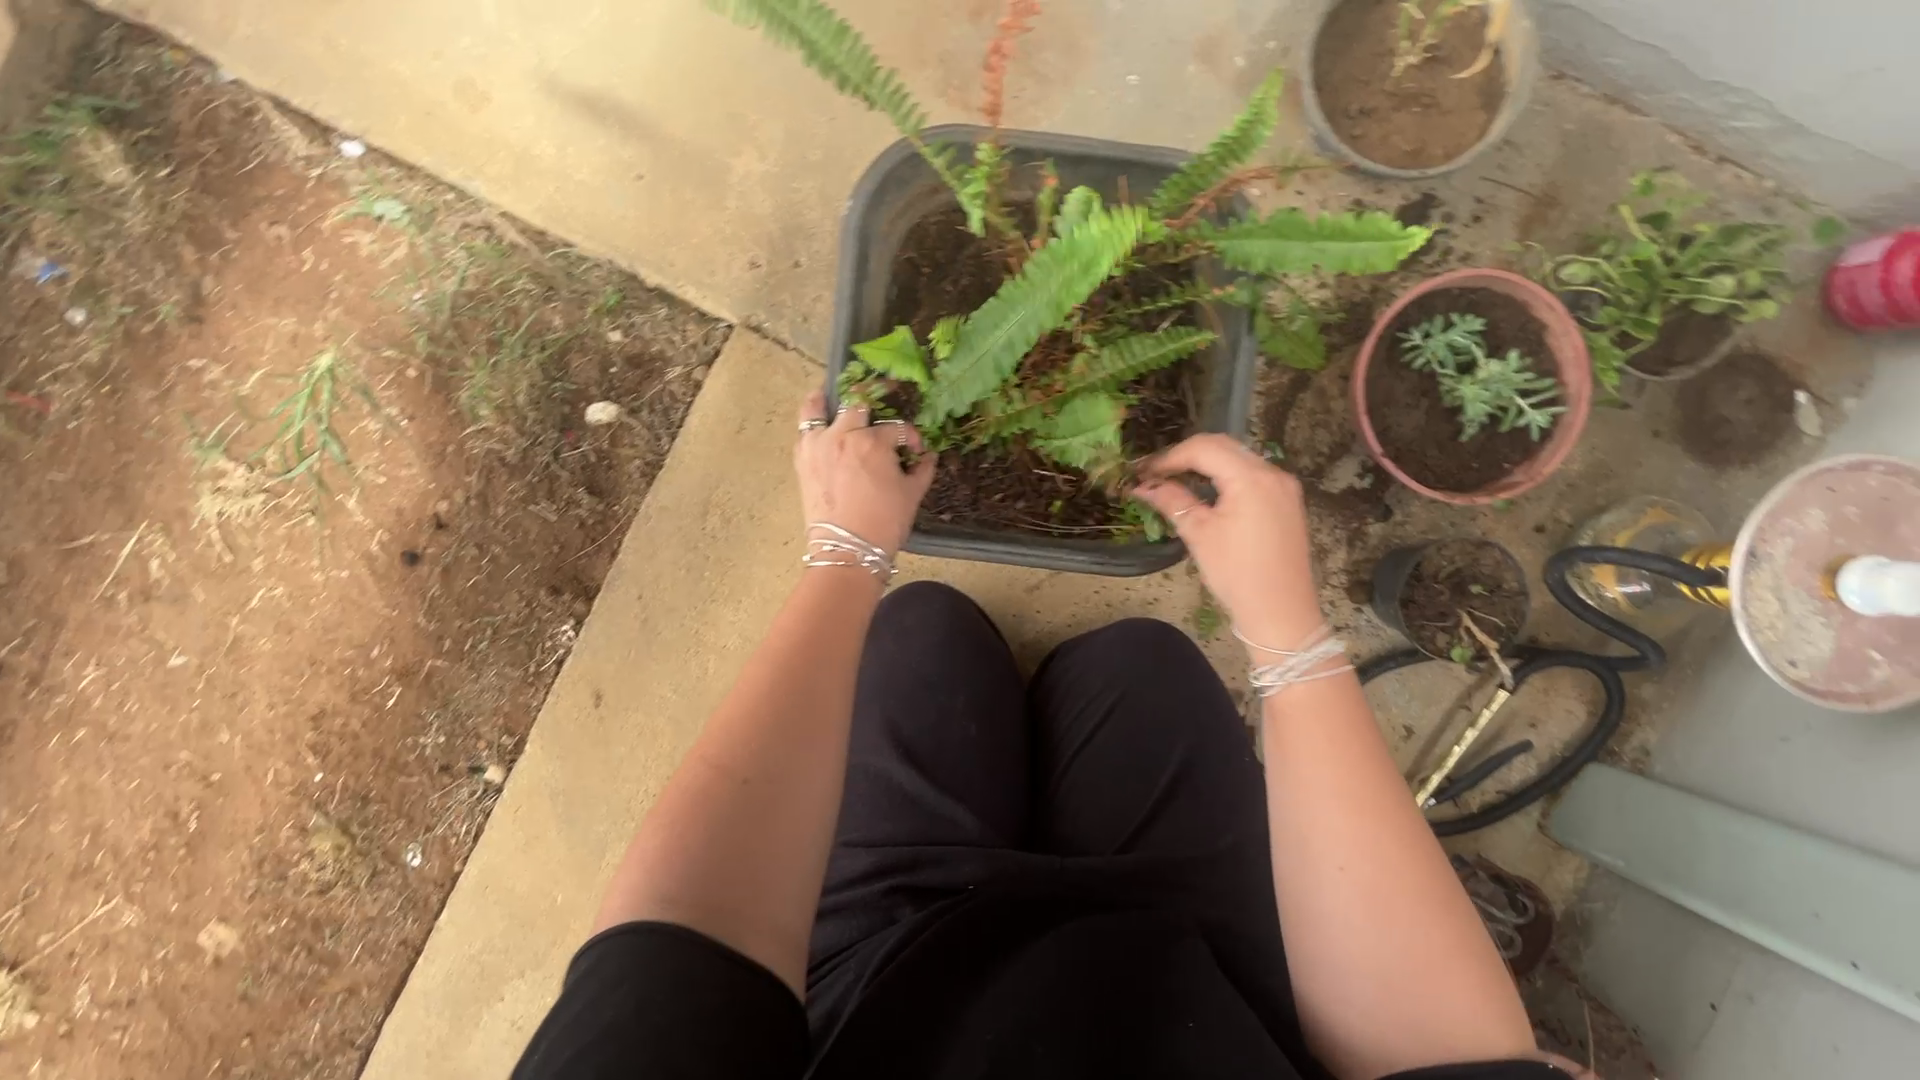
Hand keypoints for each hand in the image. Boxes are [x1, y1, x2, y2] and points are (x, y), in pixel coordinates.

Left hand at [794, 390, 935, 558]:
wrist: (848, 551)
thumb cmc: (885, 523)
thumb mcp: (912, 495)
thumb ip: (922, 469)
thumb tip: (928, 456)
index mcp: (874, 441)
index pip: (898, 428)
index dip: (910, 437)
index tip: (915, 451)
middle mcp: (844, 434)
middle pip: (859, 404)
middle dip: (875, 404)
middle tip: (881, 411)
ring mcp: (819, 445)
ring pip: (819, 408)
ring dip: (829, 401)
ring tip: (832, 397)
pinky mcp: (802, 459)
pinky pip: (803, 430)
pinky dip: (811, 422)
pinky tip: (819, 421)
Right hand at [1135, 435, 1323, 656]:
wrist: (1281, 611)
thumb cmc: (1237, 574)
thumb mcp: (1199, 534)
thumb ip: (1172, 500)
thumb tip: (1143, 486)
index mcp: (1251, 478)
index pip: (1203, 448)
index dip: (1169, 457)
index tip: (1144, 472)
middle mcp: (1273, 473)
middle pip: (1223, 446)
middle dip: (1187, 455)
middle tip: (1157, 474)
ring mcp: (1284, 486)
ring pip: (1239, 458)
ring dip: (1207, 464)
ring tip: (1176, 480)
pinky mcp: (1287, 501)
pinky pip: (1252, 474)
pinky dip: (1226, 476)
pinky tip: (1207, 491)